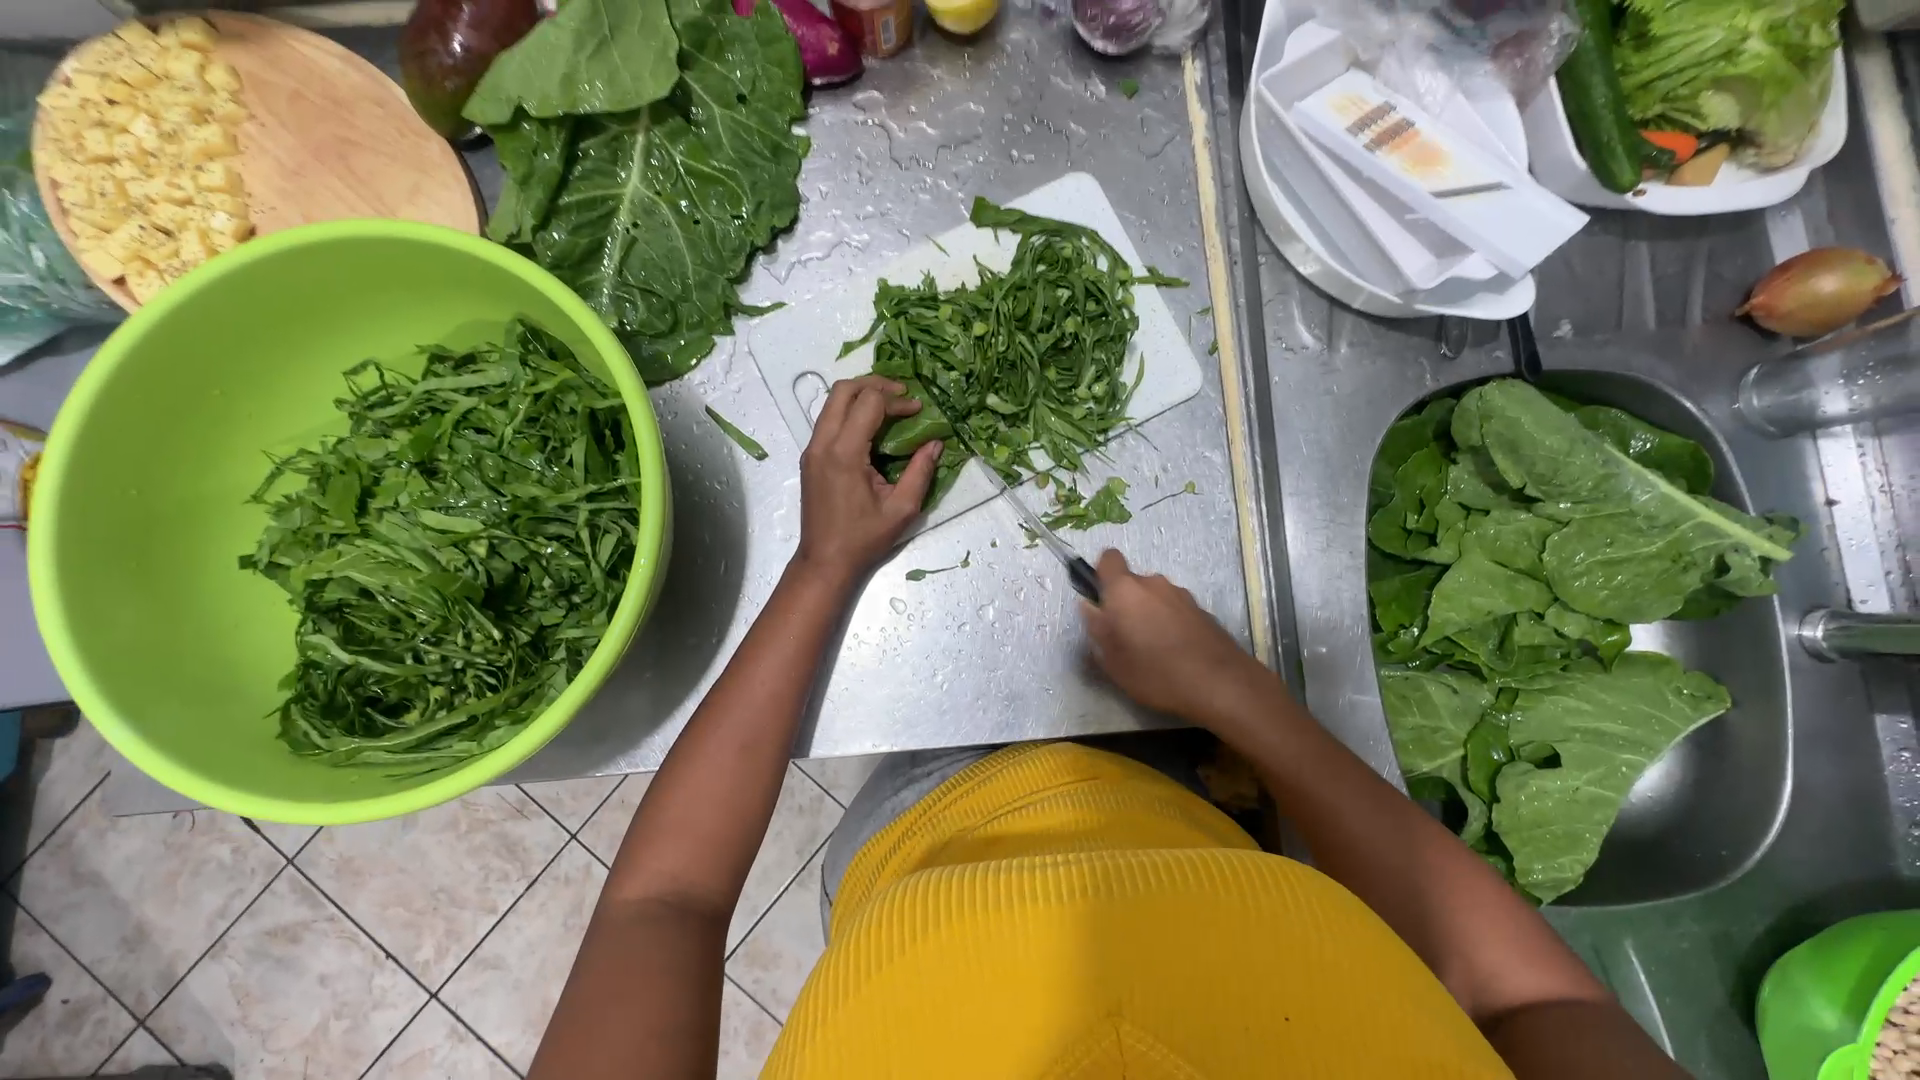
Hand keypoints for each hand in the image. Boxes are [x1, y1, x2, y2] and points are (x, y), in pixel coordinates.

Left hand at [792, 377, 941, 584]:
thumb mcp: (902, 509)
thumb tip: (936, 443)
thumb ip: (920, 471)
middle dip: (875, 384)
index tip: (918, 410)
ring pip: (831, 401)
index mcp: (844, 454)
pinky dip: (850, 411)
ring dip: (861, 395)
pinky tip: (872, 425)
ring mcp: (812, 449)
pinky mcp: (810, 457)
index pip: (870, 402)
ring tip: (889, 404)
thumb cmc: (864, 539)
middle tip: (902, 394)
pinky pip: (828, 419)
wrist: (824, 560)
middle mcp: (822, 444)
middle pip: (843, 390)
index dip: (897, 400)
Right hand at [1081, 549, 1270, 724]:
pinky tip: (1175, 652)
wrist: (1219, 683)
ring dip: (1149, 614)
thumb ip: (1096, 628)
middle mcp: (1154, 583)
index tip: (1101, 601)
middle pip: (1132, 582)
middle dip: (1125, 603)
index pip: (1108, 558)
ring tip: (1153, 649)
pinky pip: (1175, 609)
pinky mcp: (1202, 610)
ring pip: (1155, 596)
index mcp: (1125, 590)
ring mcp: (1181, 595)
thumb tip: (1089, 606)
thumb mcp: (1112, 660)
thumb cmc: (1155, 672)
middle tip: (1125, 637)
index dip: (1101, 574)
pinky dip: (1170, 623)